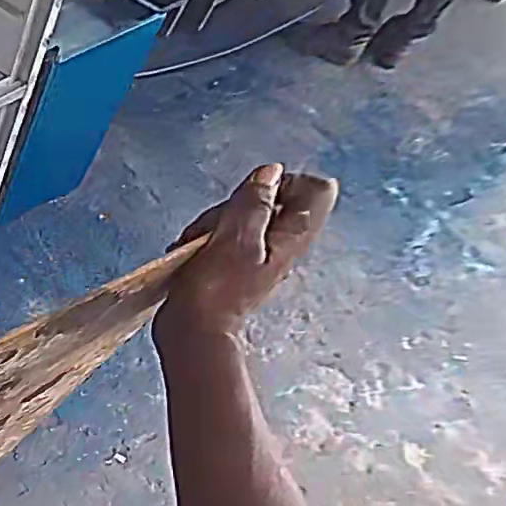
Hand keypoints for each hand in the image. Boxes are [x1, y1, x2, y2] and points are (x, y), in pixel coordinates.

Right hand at [153, 163, 336, 347]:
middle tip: (214, 227)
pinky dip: (204, 239)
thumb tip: (270, 173)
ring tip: (193, 244)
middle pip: (269, 201)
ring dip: (212, 224)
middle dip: (236, 205)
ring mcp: (254, 256)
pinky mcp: (229, 266)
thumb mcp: (233, 239)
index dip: (281, 184)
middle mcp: (280, 244)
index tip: (250, 199)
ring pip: (239, 218)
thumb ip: (253, 203)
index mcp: (292, 236)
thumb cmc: (213, 290)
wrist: (191, 331)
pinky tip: (189, 253)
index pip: (315, 189)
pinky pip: (221, 237)